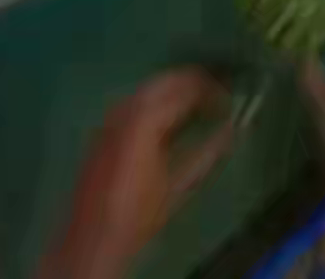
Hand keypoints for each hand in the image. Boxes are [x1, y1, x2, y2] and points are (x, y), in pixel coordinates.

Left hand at [41, 69, 233, 278]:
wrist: (88, 245)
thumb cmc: (138, 215)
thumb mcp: (179, 184)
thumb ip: (210, 150)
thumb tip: (235, 127)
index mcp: (147, 118)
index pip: (189, 88)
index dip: (212, 90)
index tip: (228, 101)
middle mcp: (127, 109)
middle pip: (168, 79)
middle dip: (194, 83)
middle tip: (216, 95)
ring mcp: (111, 118)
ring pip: (151, 87)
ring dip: (176, 90)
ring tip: (197, 104)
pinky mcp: (103, 130)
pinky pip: (135, 101)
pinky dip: (157, 101)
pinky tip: (169, 118)